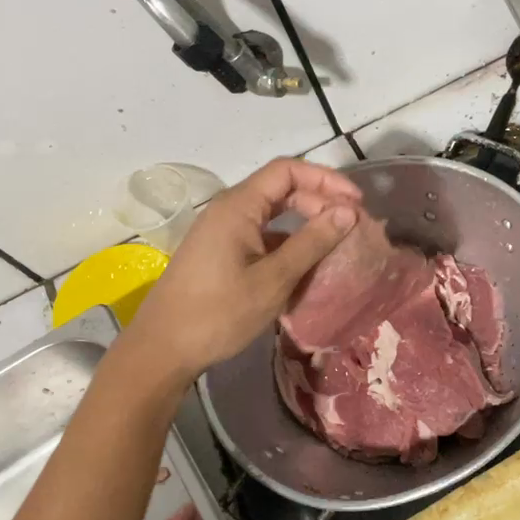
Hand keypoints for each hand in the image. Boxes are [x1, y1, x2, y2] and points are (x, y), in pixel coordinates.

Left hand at [119, 158, 361, 382]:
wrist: (163, 348)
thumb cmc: (219, 312)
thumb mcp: (273, 279)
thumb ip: (312, 242)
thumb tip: (348, 212)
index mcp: (239, 206)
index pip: (288, 171)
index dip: (326, 179)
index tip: (356, 203)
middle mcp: (230, 210)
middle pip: (282, 189)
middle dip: (320, 201)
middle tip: (352, 226)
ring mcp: (224, 233)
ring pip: (274, 215)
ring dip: (307, 224)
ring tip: (337, 245)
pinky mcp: (223, 254)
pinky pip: (264, 237)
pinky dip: (290, 245)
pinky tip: (309, 267)